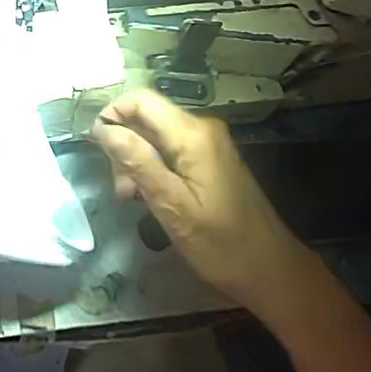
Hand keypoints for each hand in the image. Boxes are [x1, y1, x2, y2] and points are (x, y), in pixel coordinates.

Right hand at [90, 88, 303, 300]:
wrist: (272, 271)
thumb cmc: (221, 243)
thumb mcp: (171, 205)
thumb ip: (137, 161)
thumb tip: (103, 128)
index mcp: (193, 135)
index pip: (140, 99)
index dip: (112, 115)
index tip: (97, 148)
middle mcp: (200, 129)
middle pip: (145, 118)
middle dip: (124, 147)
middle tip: (123, 191)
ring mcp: (206, 144)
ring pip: (153, 136)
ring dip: (135, 162)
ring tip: (135, 199)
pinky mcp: (208, 160)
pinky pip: (169, 151)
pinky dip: (152, 169)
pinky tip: (151, 197)